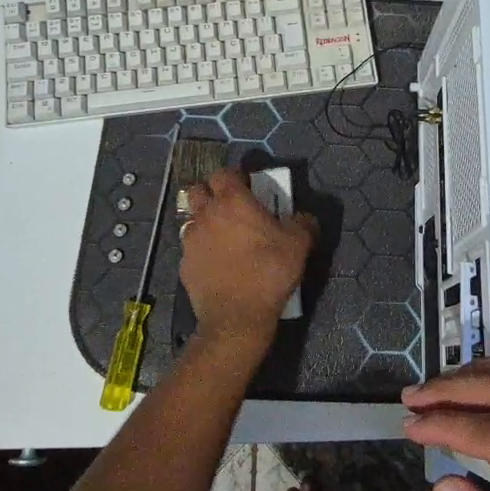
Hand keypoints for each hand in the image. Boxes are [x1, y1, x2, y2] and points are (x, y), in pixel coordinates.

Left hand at [180, 167, 315, 350]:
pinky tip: (217, 263)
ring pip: (192, 219)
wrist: (237, 318)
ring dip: (205, 220)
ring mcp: (191, 240)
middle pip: (198, 190)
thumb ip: (303, 223)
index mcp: (232, 201)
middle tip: (231, 207)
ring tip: (223, 235)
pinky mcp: (184, 265)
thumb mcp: (299, 244)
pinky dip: (202, 249)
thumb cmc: (268, 272)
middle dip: (212, 193)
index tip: (248, 187)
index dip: (235, 177)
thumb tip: (304, 217)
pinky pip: (191, 247)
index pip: (223, 173)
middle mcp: (206, 214)